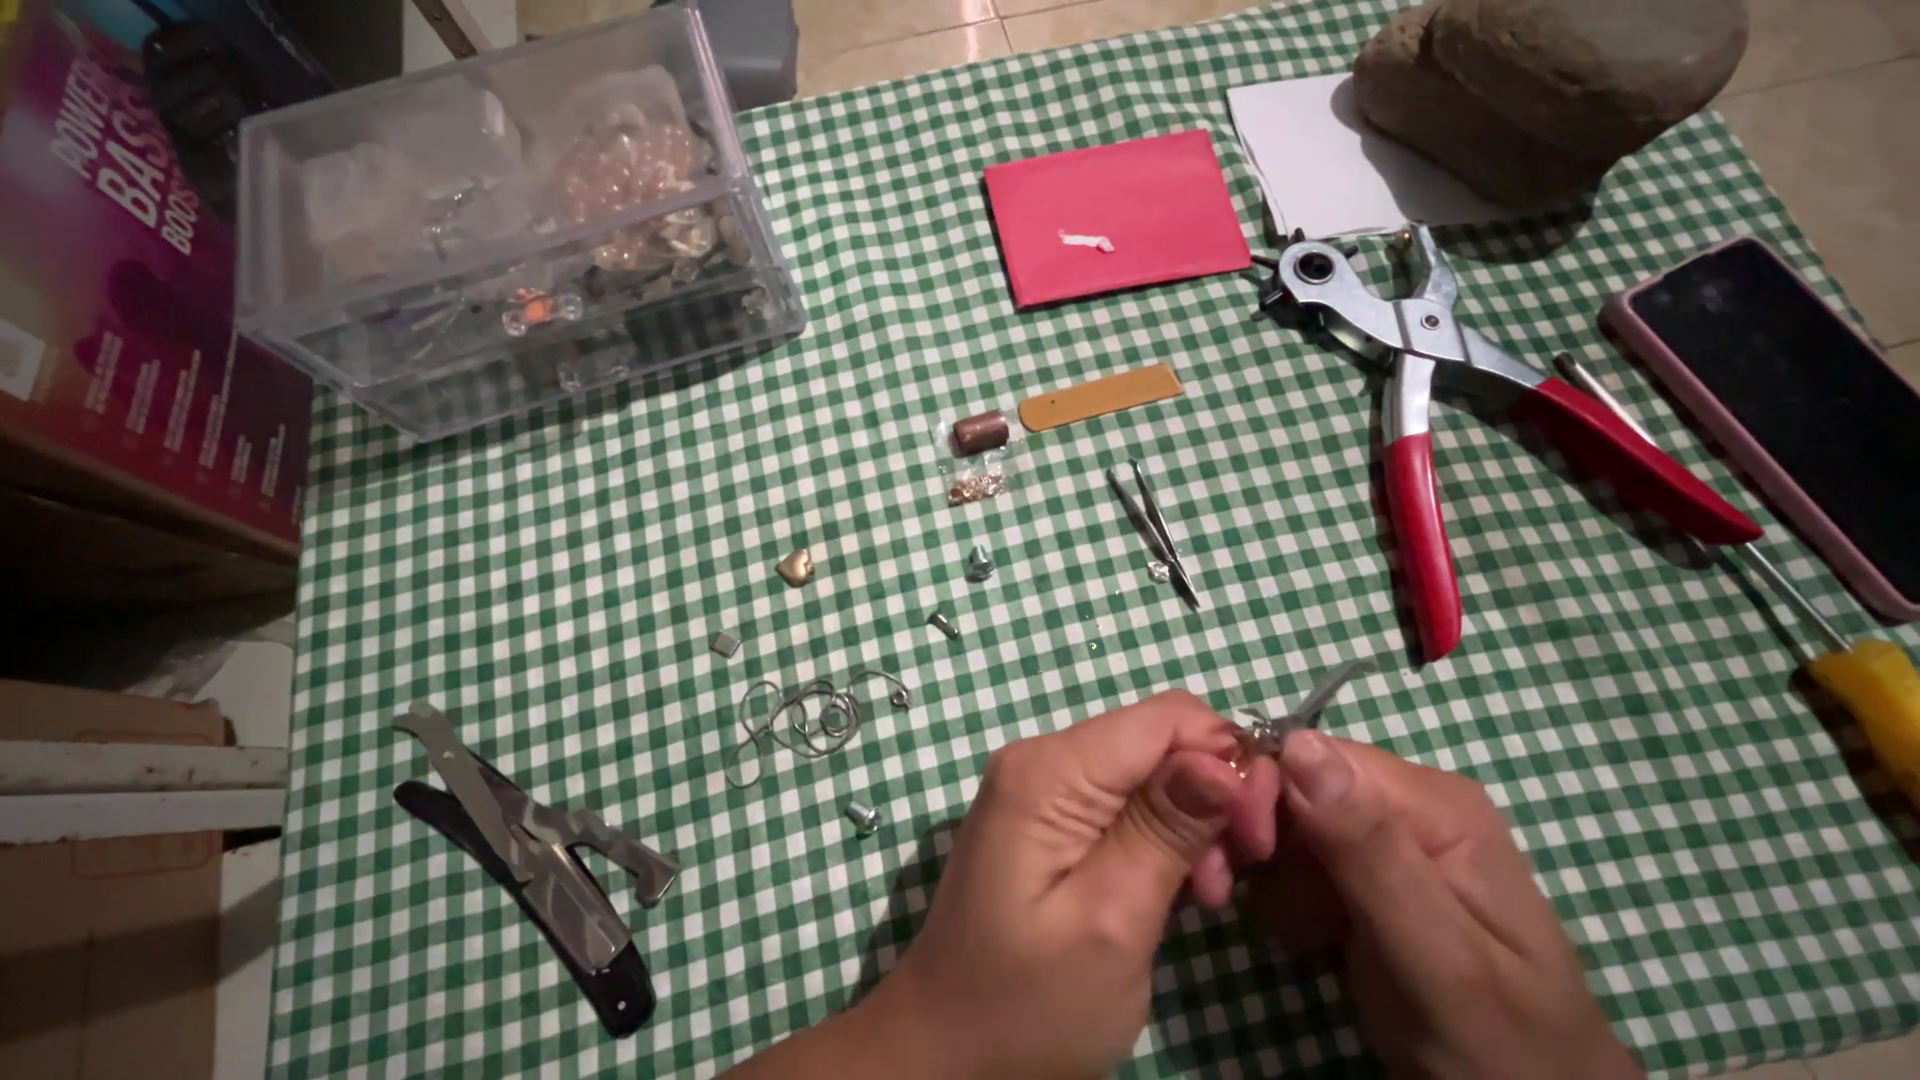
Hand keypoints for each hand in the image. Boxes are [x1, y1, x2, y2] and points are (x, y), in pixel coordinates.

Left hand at [856, 690, 1277, 1078]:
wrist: (946, 1050)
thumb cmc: (1027, 1004)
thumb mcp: (1111, 922)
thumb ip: (1165, 830)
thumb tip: (1224, 758)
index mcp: (1049, 770)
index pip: (1166, 716)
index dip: (1226, 759)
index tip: (1257, 836)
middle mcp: (1041, 758)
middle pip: (1159, 737)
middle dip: (1214, 793)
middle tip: (1241, 870)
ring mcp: (1040, 786)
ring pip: (1149, 768)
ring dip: (1194, 821)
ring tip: (1207, 894)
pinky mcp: (1048, 818)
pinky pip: (1125, 799)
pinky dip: (1163, 834)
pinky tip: (1179, 886)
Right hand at [1245, 731, 1643, 1079]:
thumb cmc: (1498, 1048)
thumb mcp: (1435, 958)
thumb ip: (1369, 851)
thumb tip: (1297, 742)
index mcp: (1435, 804)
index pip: (1310, 755)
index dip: (1262, 797)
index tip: (1237, 860)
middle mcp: (1412, 805)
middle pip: (1294, 786)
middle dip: (1260, 841)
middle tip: (1249, 905)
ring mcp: (1394, 842)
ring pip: (1289, 825)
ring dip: (1270, 877)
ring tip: (1296, 937)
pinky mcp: (1374, 878)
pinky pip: (1303, 861)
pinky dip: (1287, 897)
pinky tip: (1306, 938)